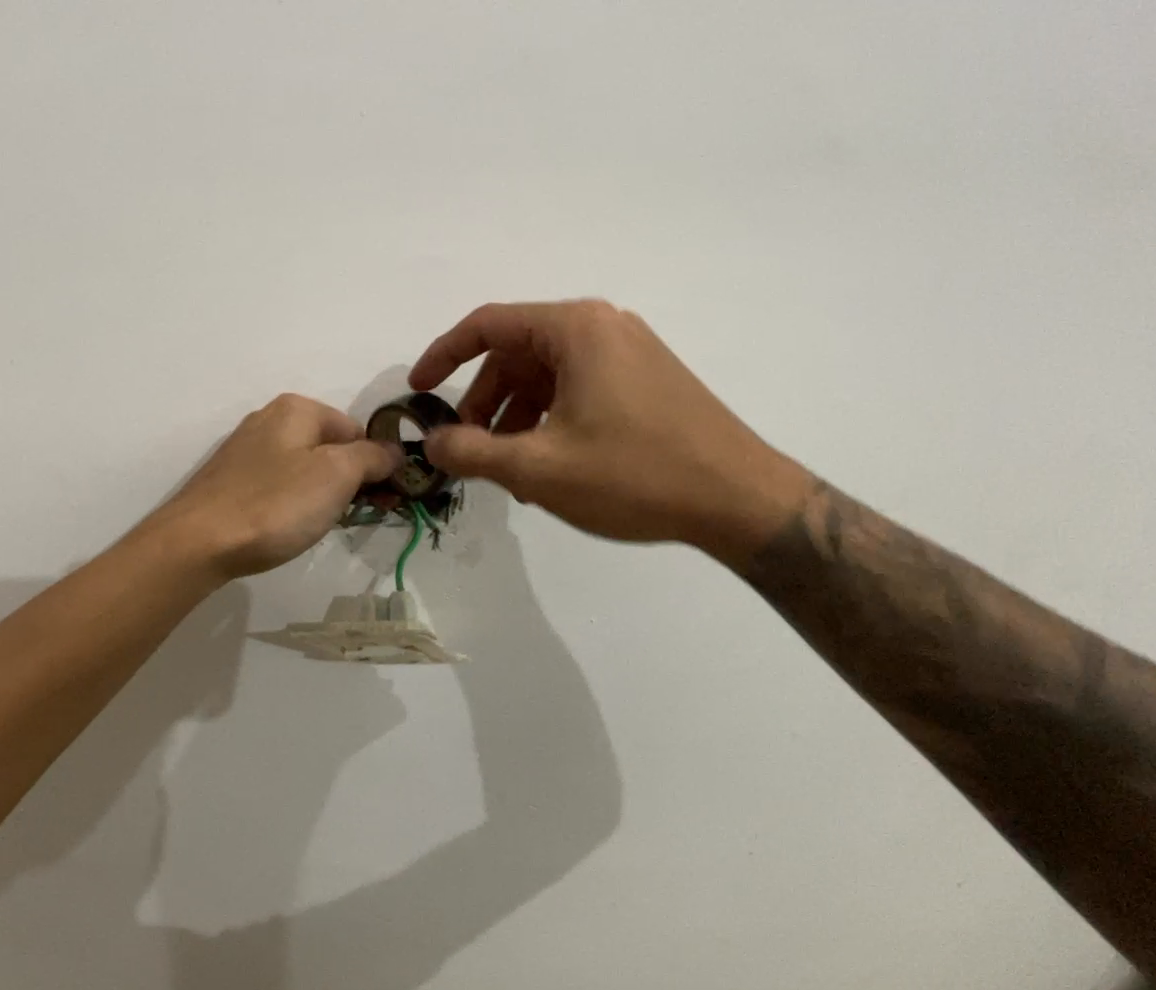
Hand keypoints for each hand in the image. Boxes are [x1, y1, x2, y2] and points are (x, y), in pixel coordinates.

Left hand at [140, 393, 401, 579]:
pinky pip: (277, 488)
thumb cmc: (275, 504)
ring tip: (319, 527)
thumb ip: (373, 457)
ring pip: (304, 471)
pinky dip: (292, 506)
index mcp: (296, 408)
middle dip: (350, 482)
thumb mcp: (337, 474)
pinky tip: (287, 529)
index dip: (376, 464)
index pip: (357, 430)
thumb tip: (394, 451)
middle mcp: (268, 420)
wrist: (198, 543)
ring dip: (322, 497)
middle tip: (356, 517)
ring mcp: (245, 452)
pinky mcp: (230, 483)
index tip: (384, 500)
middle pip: (330, 449)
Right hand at [409, 300, 814, 562]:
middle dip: (481, 399)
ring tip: (506, 468)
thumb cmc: (633, 475)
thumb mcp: (538, 468)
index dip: (443, 356)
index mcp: (576, 330)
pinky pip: (576, 388)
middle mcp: (602, 327)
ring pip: (545, 374)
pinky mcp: (645, 380)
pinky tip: (544, 466)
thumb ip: (472, 452)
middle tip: (467, 447)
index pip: (488, 324)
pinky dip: (547, 419)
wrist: (738, 499)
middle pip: (516, 352)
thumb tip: (432, 444)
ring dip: (513, 416)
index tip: (417, 391)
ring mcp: (629, 352)